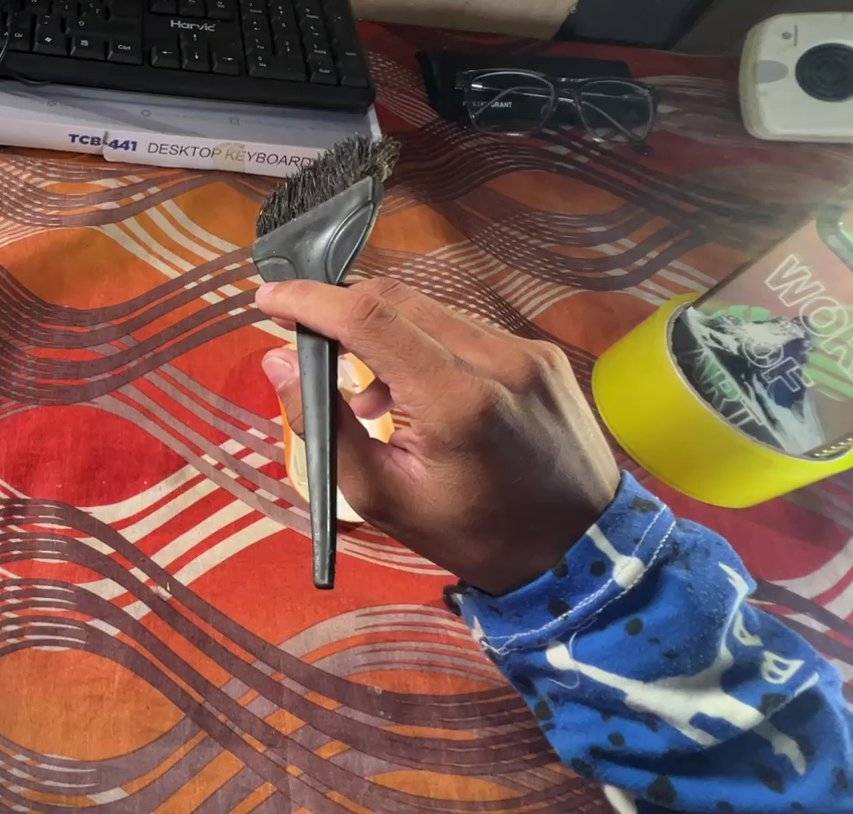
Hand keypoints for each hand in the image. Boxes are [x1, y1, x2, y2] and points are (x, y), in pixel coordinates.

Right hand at [255, 278, 619, 594]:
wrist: (584, 555)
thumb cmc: (470, 533)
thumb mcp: (379, 495)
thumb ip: (322, 424)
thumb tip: (277, 362)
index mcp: (455, 401)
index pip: (368, 317)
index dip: (310, 299)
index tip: (267, 298)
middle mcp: (496, 359)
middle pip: (392, 298)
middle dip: (334, 307)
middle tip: (302, 334)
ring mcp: (524, 349)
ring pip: (424, 307)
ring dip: (375, 328)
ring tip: (365, 390)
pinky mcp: (537, 351)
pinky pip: (456, 324)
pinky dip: (415, 341)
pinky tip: (410, 388)